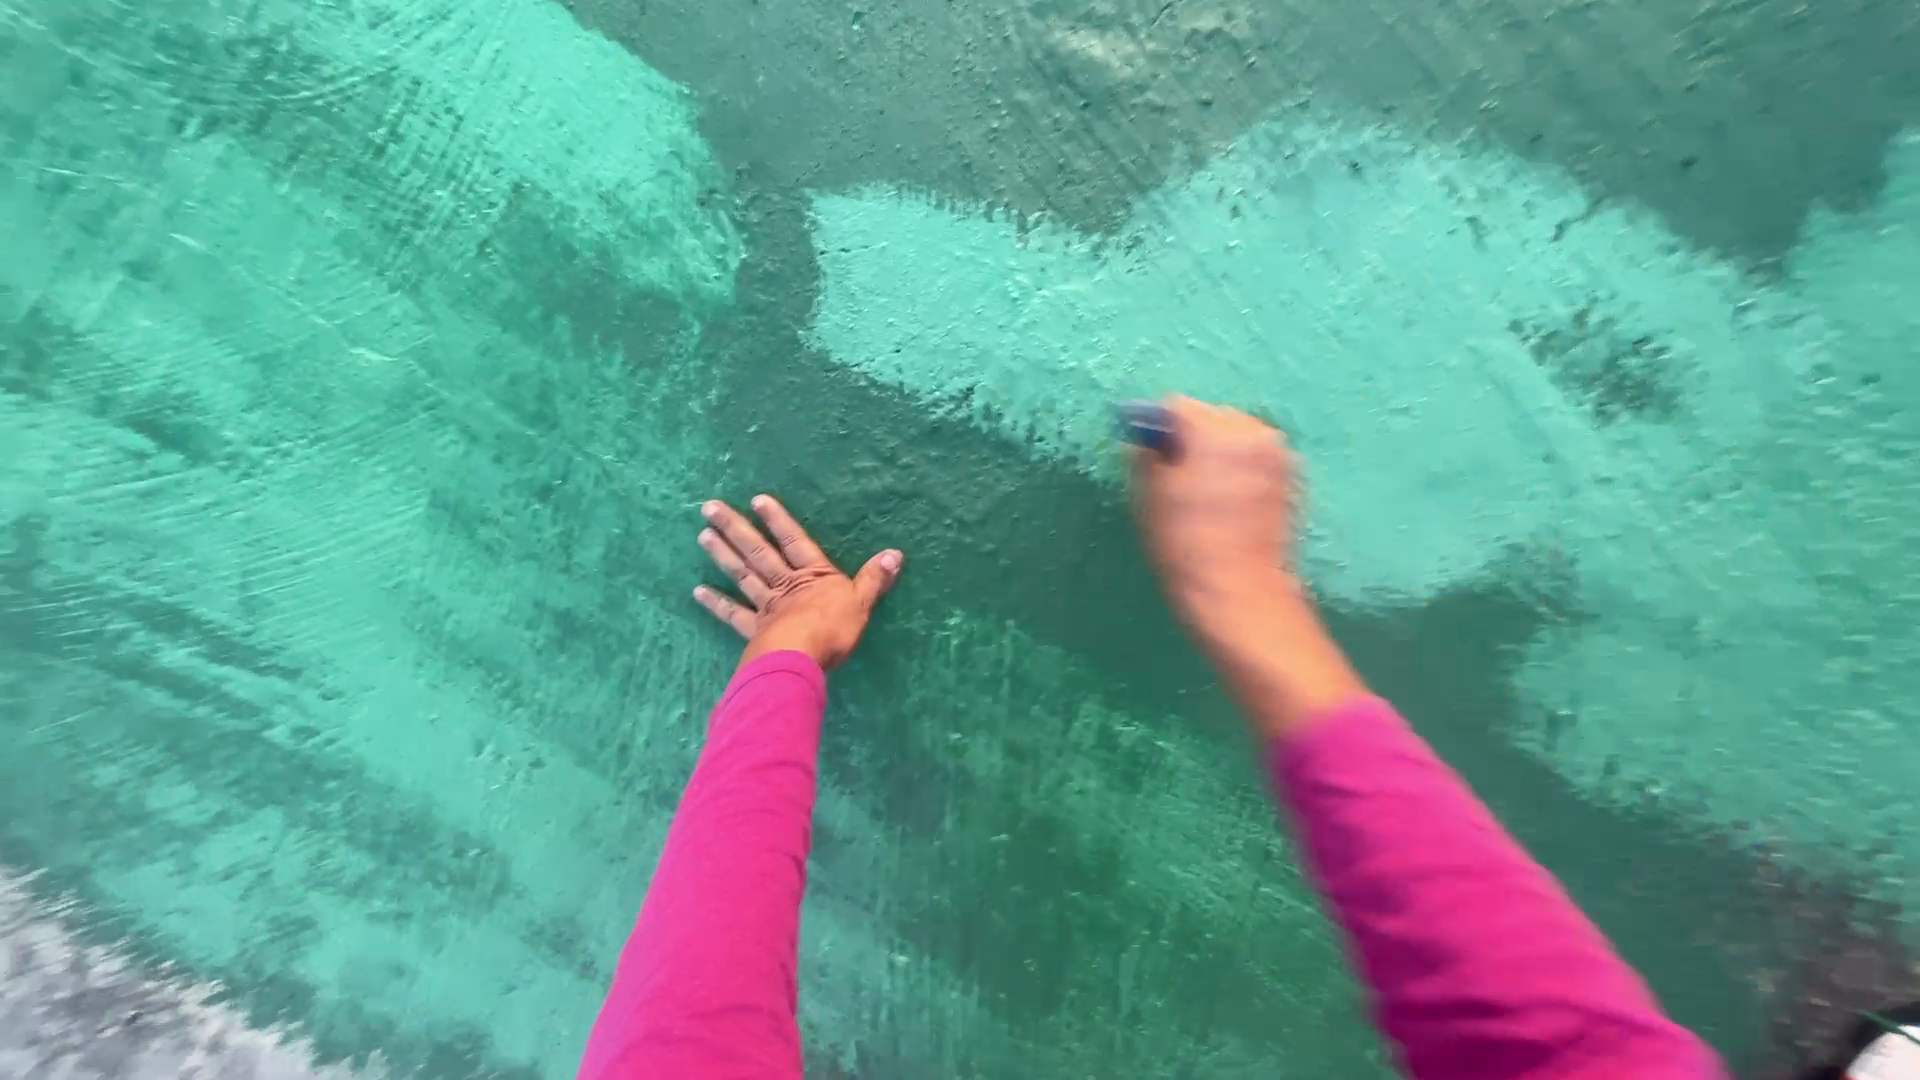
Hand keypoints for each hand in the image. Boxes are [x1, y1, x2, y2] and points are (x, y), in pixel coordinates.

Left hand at [692, 495, 903, 670]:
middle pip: (759, 552)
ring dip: (723, 554)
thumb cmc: (833, 630)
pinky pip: (733, 614)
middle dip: (736, 528)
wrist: (801, 659)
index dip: (778, 521)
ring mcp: (767, 606)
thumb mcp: (862, 603)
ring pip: (743, 575)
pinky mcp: (755, 630)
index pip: (794, 541)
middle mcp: (786, 584)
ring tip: (703, 534)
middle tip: (709, 507)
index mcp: (814, 575)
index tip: (756, 500)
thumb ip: (874, 579)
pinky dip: (716, 603)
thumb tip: (895, 554)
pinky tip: (698, 591)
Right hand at [1128, 396, 1364, 735]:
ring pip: (1235, 439)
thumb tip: (1143, 441)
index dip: (1156, 429)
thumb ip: (1144, 455)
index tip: (1146, 456)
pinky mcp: (1291, 480)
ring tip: (1203, 495)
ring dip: (1217, 455)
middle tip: (1175, 480)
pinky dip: (1239, 471)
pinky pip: (1255, 460)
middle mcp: (1254, 432)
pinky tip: (1228, 505)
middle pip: (1211, 418)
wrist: (1237, 592)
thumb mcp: (1148, 496)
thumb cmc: (1184, 542)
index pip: (1176, 407)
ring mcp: (1279, 455)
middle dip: (1191, 440)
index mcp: (1216, 429)